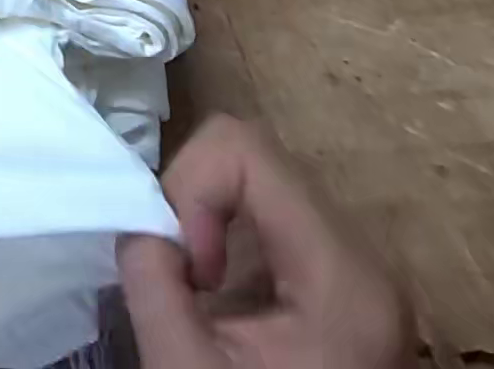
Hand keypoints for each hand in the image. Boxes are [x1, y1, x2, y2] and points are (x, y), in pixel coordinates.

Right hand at [120, 115, 411, 368]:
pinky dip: (215, 222)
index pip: (242, 147)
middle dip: (189, 198)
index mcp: (343, 273)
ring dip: (199, 210)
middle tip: (185, 272)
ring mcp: (347, 256)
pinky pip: (256, 200)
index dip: (191, 186)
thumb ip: (149, 277)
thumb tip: (135, 220)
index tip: (191, 268)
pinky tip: (216, 282)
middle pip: (246, 154)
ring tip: (198, 280)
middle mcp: (358, 250)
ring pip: (247, 170)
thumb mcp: (187, 367)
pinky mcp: (329, 264)